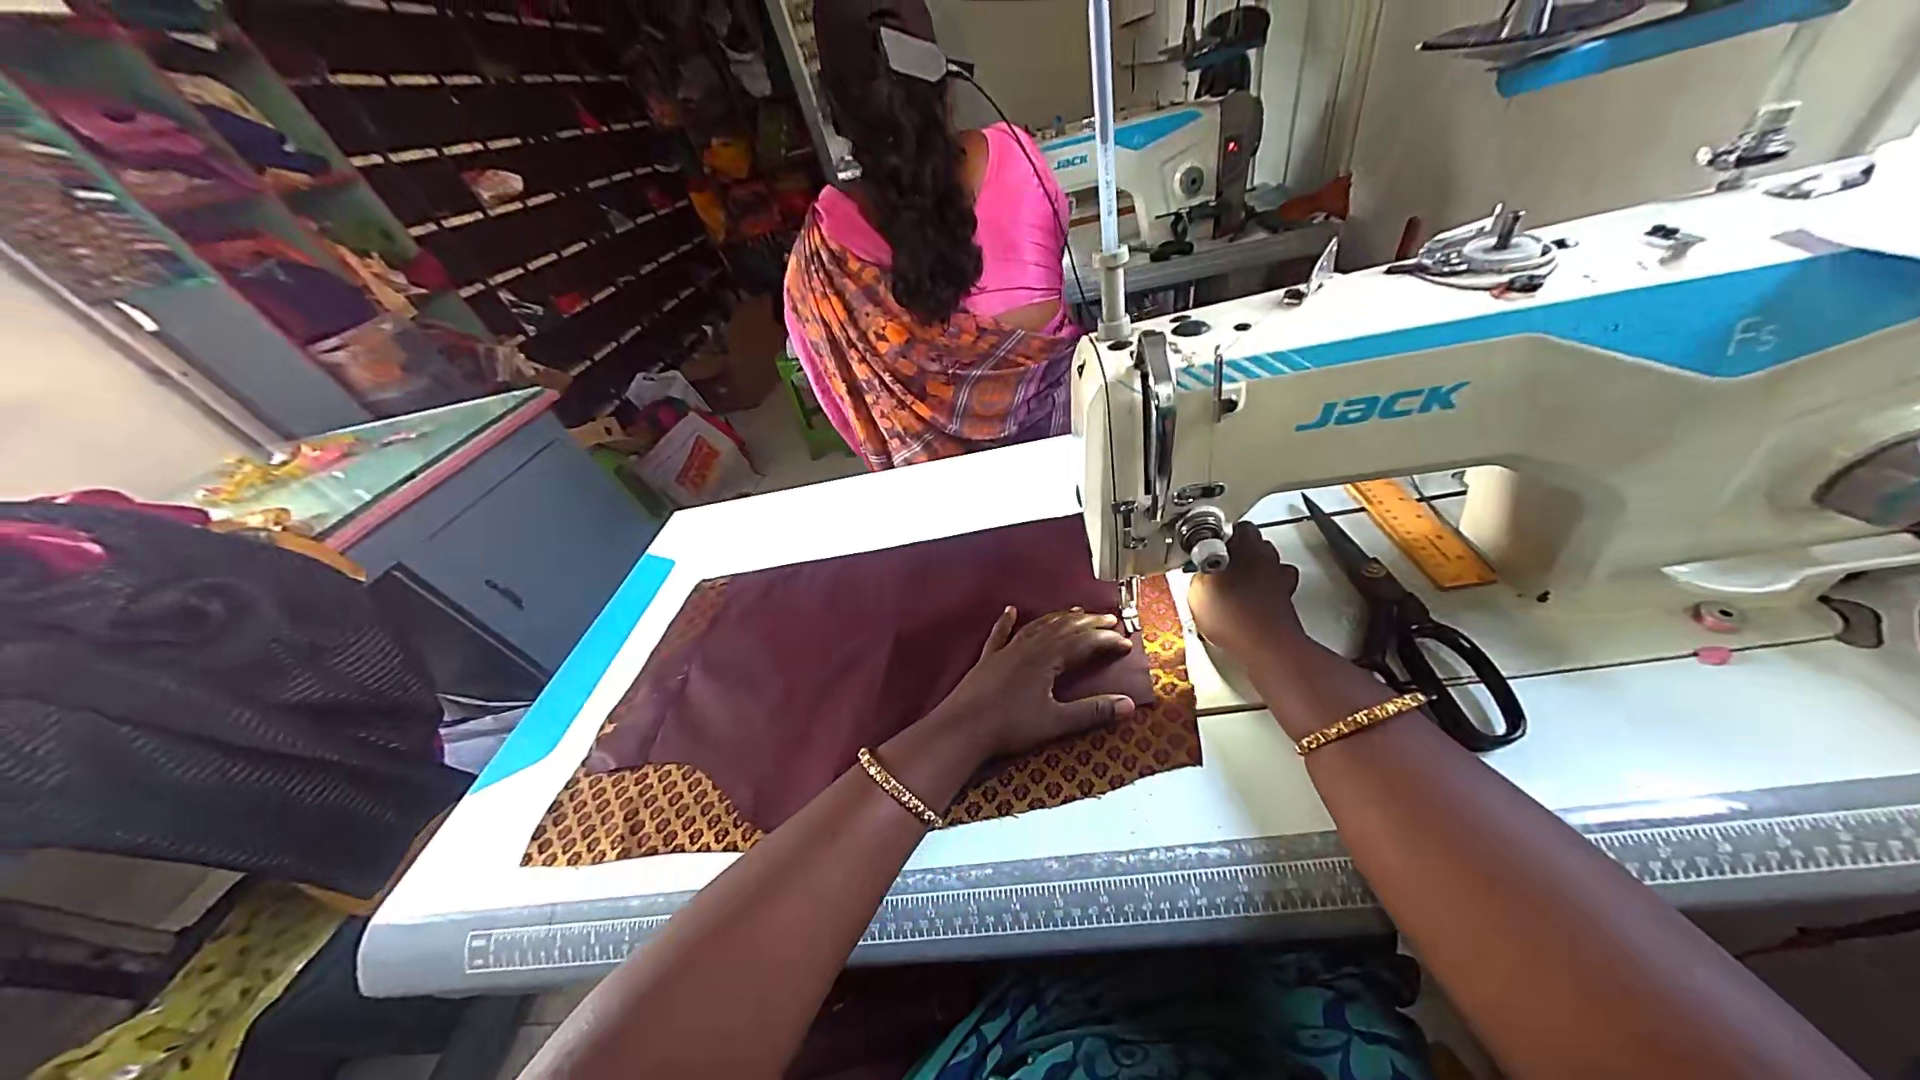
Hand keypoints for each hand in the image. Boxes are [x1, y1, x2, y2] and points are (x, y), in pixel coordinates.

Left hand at [926, 608, 1137, 763]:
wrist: (961, 729)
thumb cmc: (1009, 727)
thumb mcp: (1056, 722)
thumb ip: (1092, 711)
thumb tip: (1129, 704)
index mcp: (1047, 659)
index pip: (1084, 643)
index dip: (1106, 641)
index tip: (1125, 643)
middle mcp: (1028, 648)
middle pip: (1063, 628)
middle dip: (1089, 622)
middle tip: (1109, 619)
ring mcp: (1006, 651)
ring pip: (1037, 627)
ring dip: (1058, 618)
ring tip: (1075, 612)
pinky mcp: (987, 660)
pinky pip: (1000, 634)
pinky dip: (1007, 621)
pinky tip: (1010, 610)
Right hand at [1186, 521, 1308, 658]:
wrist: (1264, 644)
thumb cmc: (1235, 616)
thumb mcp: (1196, 592)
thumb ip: (1198, 574)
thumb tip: (1199, 573)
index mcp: (1240, 544)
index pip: (1226, 527)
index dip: (1214, 538)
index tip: (1205, 548)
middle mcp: (1263, 554)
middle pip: (1249, 540)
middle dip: (1235, 550)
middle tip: (1218, 565)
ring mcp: (1278, 573)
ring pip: (1264, 559)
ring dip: (1252, 566)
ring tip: (1233, 584)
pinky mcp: (1286, 593)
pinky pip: (1275, 582)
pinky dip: (1265, 587)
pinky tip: (1250, 599)